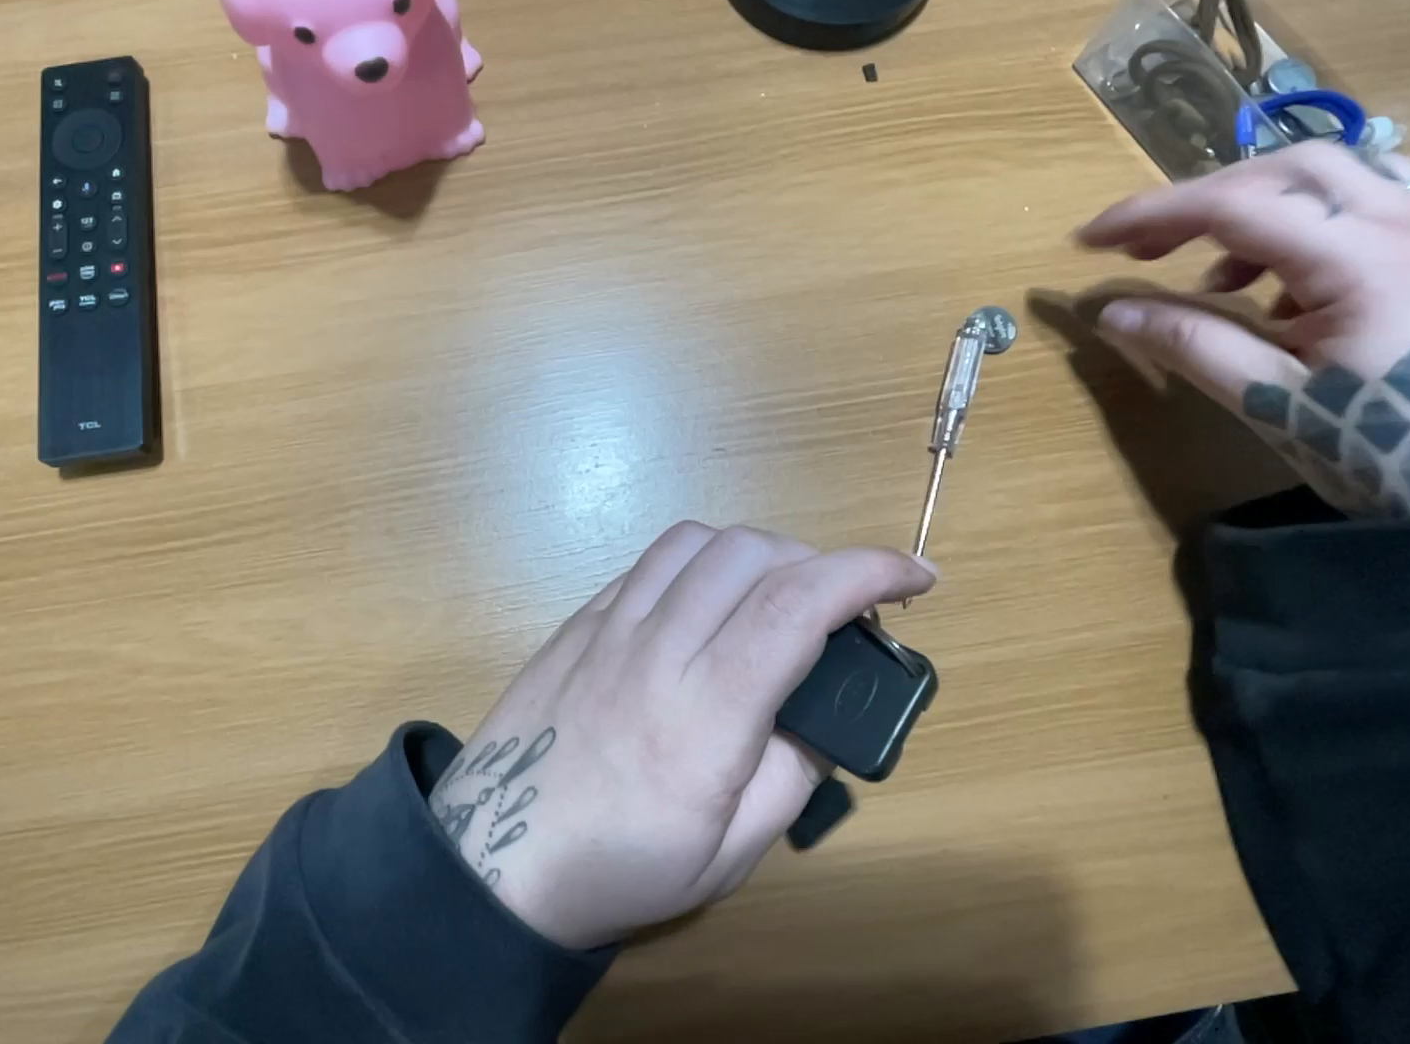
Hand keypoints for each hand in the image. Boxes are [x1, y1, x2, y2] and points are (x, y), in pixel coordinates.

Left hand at [428, 522, 934, 949]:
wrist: (495, 855)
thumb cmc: (619, 868)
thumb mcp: (729, 852)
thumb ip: (790, 773)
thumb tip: (819, 711)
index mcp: (705, 715)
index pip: (795, 607)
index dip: (866, 573)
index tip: (915, 576)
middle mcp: (656, 650)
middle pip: (749, 554)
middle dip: (816, 558)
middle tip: (838, 602)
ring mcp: (608, 626)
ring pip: (695, 542)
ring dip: (755, 550)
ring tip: (772, 592)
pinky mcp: (578, 621)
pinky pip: (648, 562)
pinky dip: (697, 562)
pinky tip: (704, 601)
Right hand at [1077, 141, 1409, 517]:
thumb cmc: (1381, 448)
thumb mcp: (1268, 401)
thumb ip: (1189, 344)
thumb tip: (1110, 312)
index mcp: (1365, 261)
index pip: (1237, 206)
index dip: (1151, 214)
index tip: (1088, 239)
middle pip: (1291, 168)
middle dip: (1203, 199)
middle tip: (1141, 247)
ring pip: (1339, 179)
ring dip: (1258, 210)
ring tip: (1214, 277)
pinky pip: (1375, 209)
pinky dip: (1307, 230)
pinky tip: (1284, 290)